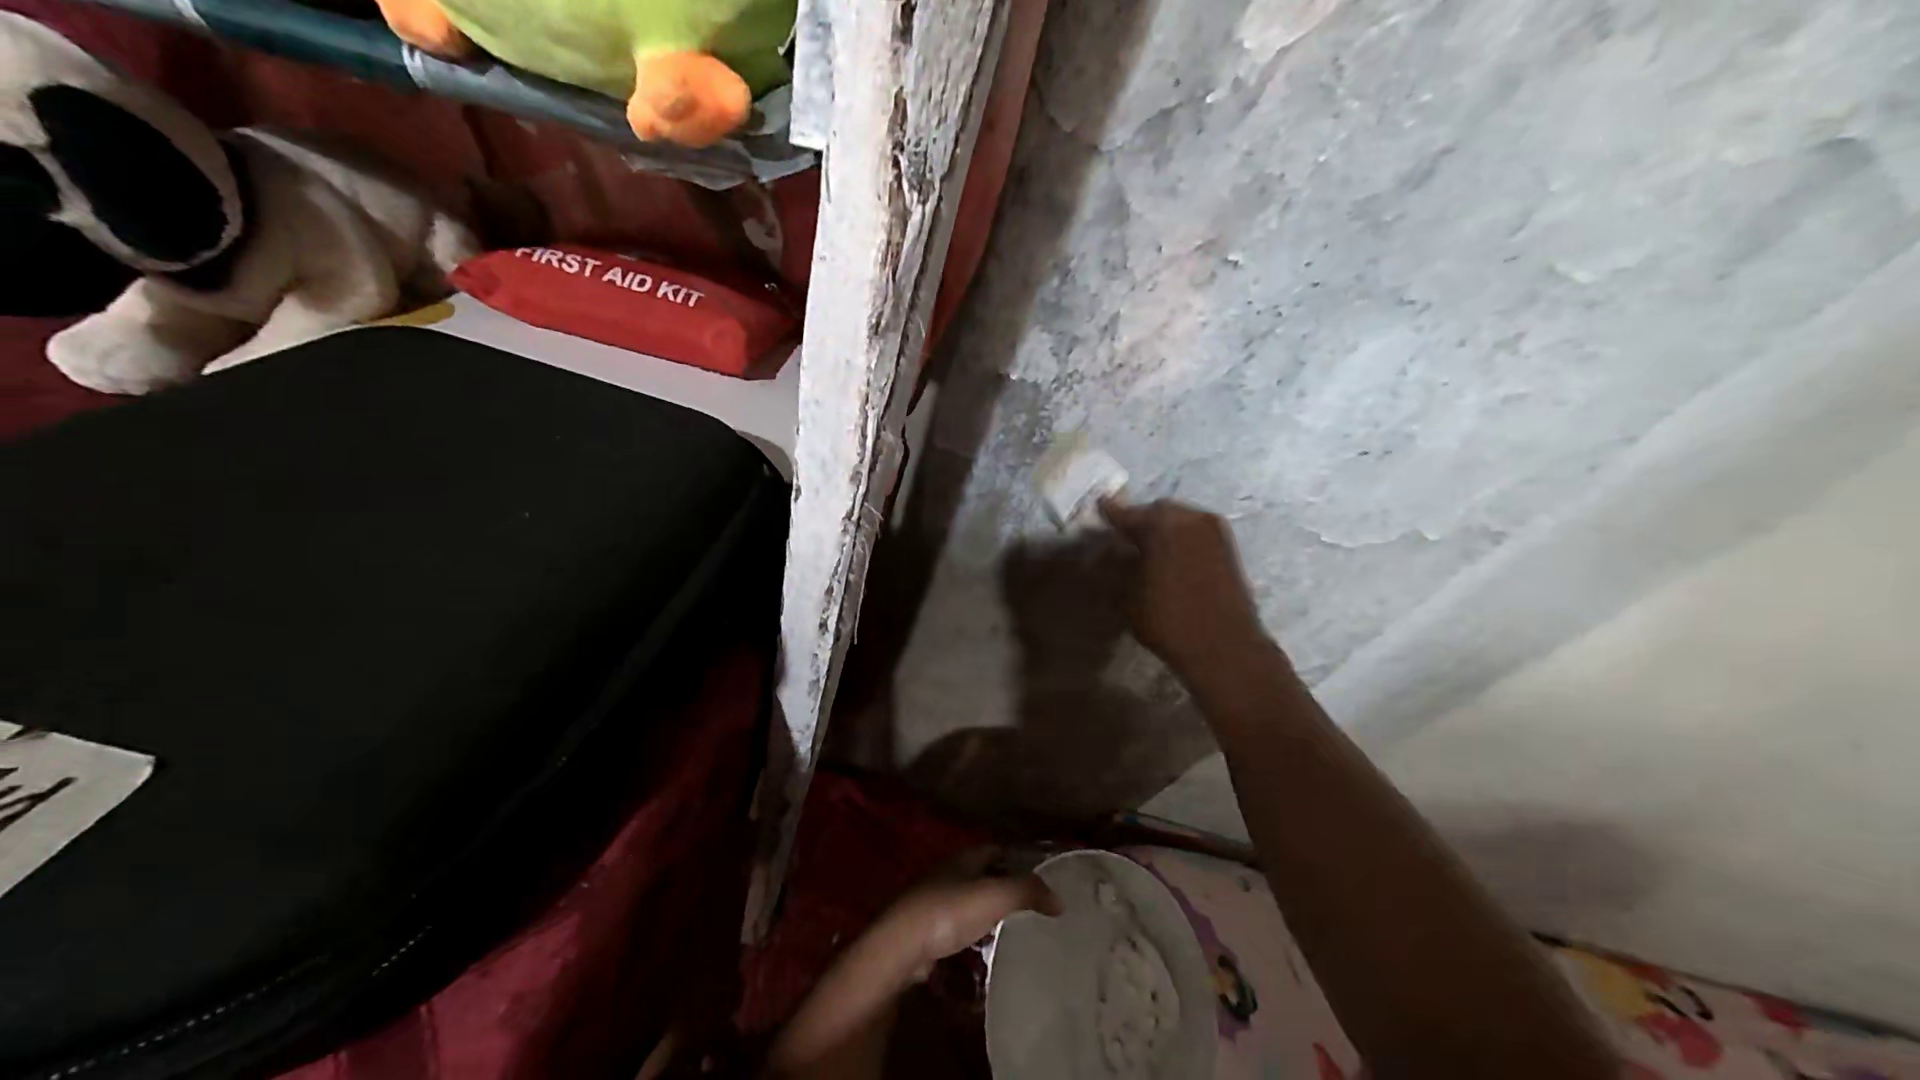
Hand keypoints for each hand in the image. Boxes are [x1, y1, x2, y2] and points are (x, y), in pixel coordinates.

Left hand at [867, 849, 1061, 983]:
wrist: (901, 945)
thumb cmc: (949, 911)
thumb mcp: (996, 895)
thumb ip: (1028, 891)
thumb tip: (1059, 899)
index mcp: (963, 859)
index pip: (994, 848)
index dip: (1016, 856)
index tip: (1039, 872)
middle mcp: (947, 874)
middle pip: (980, 874)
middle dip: (1002, 885)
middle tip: (1031, 903)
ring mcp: (932, 902)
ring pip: (967, 902)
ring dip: (986, 912)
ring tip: (1013, 929)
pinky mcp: (924, 931)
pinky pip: (955, 929)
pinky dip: (971, 935)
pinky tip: (983, 950)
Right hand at [1100, 498, 1269, 675]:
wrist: (1224, 646)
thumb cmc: (1167, 621)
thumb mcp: (1127, 595)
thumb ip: (1116, 565)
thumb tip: (1111, 550)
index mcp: (1160, 525)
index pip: (1126, 512)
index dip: (1110, 512)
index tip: (1100, 508)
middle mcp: (1189, 518)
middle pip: (1157, 510)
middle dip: (1140, 520)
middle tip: (1125, 537)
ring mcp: (1214, 531)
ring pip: (1180, 520)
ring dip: (1164, 530)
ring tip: (1149, 549)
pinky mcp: (1228, 548)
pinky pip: (1196, 533)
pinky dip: (1181, 539)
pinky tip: (1171, 558)